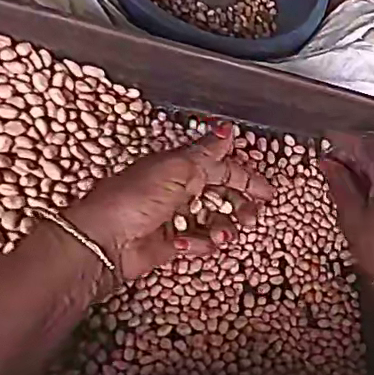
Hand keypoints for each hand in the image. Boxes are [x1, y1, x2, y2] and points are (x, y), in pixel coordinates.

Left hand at [63, 122, 275, 281]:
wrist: (106, 241)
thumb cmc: (135, 199)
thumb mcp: (176, 169)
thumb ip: (207, 153)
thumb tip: (227, 130)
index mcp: (180, 168)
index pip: (222, 169)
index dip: (246, 179)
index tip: (267, 194)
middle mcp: (181, 191)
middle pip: (223, 198)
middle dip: (240, 208)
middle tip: (249, 219)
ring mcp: (177, 218)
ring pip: (216, 222)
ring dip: (223, 229)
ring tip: (221, 236)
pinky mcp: (174, 243)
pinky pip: (201, 242)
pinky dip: (199, 244)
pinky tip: (186, 244)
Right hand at [316, 129, 373, 281]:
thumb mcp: (351, 213)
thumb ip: (339, 181)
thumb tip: (328, 162)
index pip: (366, 144)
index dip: (343, 141)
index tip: (327, 140)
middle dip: (353, 150)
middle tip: (331, 159)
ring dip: (364, 160)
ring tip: (342, 172)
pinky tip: (360, 182)